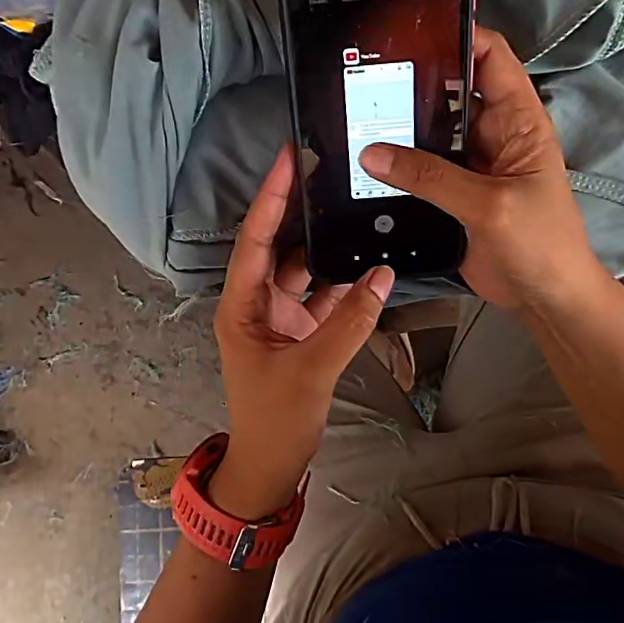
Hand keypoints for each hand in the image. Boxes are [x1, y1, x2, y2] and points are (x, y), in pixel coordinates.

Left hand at [210, 145, 394, 519]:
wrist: (272, 465)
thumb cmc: (275, 420)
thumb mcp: (310, 370)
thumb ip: (349, 322)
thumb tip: (382, 275)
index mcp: (241, 304)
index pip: (255, 239)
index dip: (270, 197)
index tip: (287, 157)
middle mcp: (257, 301)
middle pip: (279, 243)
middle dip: (299, 209)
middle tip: (325, 167)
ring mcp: (281, 314)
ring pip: (305, 267)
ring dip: (328, 245)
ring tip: (354, 206)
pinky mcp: (302, 330)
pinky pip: (324, 294)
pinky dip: (344, 281)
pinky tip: (367, 261)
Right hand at [357, 24, 604, 312]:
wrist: (545, 298)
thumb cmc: (540, 244)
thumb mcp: (489, 205)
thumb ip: (431, 177)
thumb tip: (374, 154)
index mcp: (518, 120)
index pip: (492, 58)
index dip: (460, 33)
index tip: (415, 23)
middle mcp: (492, 133)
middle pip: (451, 92)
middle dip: (415, 79)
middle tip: (366, 68)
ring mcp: (470, 163)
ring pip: (430, 130)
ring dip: (400, 123)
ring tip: (355, 109)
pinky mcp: (453, 191)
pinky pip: (420, 166)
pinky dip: (397, 161)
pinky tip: (365, 156)